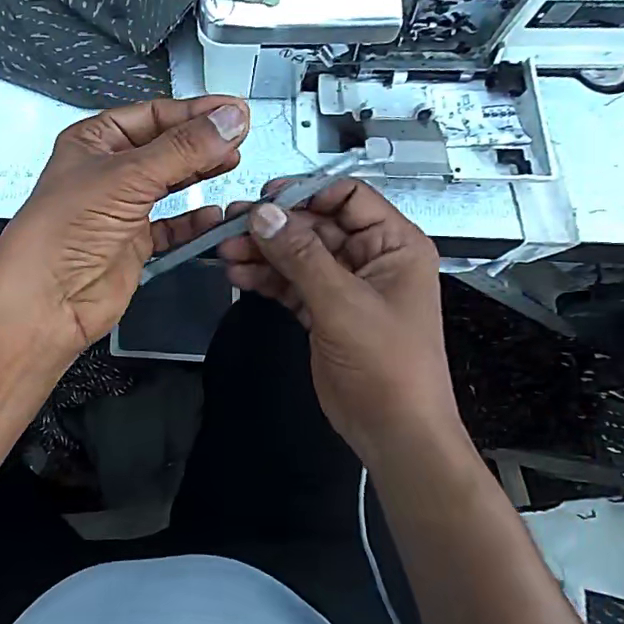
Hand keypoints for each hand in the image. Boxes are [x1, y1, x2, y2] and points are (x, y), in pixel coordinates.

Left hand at [0, 96, 248, 360]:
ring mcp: (123, 208)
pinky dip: (194, 222)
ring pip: (171, 184)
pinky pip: (173, 226)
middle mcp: (108, 172)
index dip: (194, 112)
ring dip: (201, 176)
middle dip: (202, 142)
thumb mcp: (129, 176)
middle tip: (238, 138)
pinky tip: (212, 215)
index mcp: (94, 142)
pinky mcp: (135, 243)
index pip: (154, 115)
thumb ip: (184, 149)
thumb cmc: (62, 233)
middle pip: (166, 147)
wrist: (49, 300)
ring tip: (231, 164)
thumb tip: (228, 122)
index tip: (232, 113)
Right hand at [217, 178, 463, 464]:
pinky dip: (268, 280)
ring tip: (227, 251)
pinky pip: (293, 285)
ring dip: (265, 253)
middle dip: (275, 227)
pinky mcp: (327, 313)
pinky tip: (241, 274)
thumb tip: (266, 216)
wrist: (394, 429)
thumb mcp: (344, 303)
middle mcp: (373, 260)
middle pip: (318, 226)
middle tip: (235, 226)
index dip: (308, 193)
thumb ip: (301, 256)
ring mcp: (348, 288)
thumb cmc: (392, 368)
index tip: (268, 199)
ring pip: (300, 257)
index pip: (349, 197)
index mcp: (395, 246)